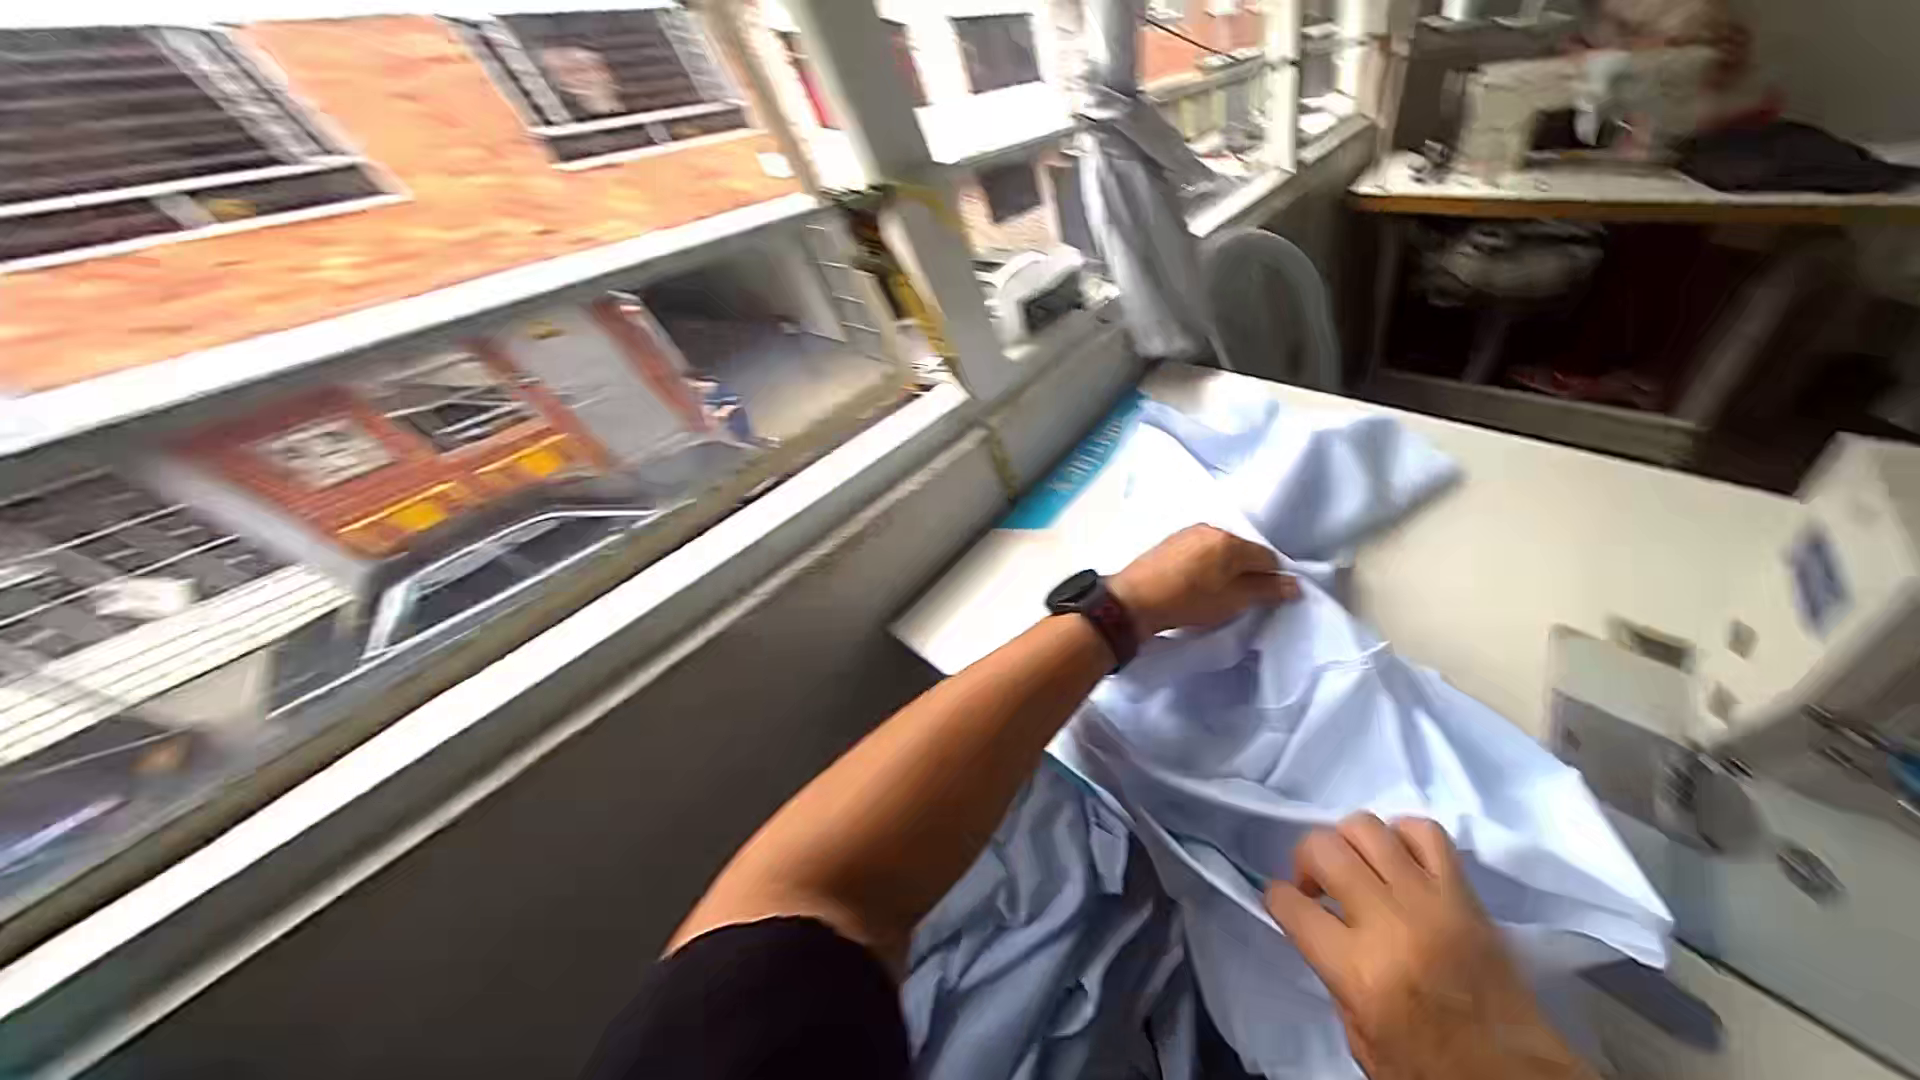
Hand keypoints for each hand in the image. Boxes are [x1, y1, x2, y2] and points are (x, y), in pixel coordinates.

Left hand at [1108, 524, 1298, 637]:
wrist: (1132, 601)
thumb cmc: (1186, 601)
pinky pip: (1200, 551)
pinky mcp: (1170, 543)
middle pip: (1243, 551)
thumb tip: (1294, 584)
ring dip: (1225, 569)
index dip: (1272, 579)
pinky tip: (1196, 584)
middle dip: (1247, 572)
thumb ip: (1265, 590)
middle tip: (1239, 599)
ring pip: (1221, 550)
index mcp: (1230, 541)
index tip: (1265, 598)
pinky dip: (1205, 566)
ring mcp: (1187, 533)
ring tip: (1215, 594)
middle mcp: (1210, 529)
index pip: (1268, 557)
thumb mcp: (1232, 601)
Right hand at [1265, 814, 1597, 1079]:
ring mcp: (1431, 902)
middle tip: (1317, 886)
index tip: (1286, 905)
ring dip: (1347, 843)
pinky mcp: (1465, 895)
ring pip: (1366, 827)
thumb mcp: (1359, 1036)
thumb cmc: (1431, 1069)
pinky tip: (1399, 861)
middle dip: (1305, 860)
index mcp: (1359, 970)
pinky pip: (1424, 831)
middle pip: (1322, 848)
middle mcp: (1390, 923)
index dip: (1277, 899)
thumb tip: (1314, 923)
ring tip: (1357, 870)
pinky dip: (1402, 836)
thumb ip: (1330, 971)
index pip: (1288, 903)